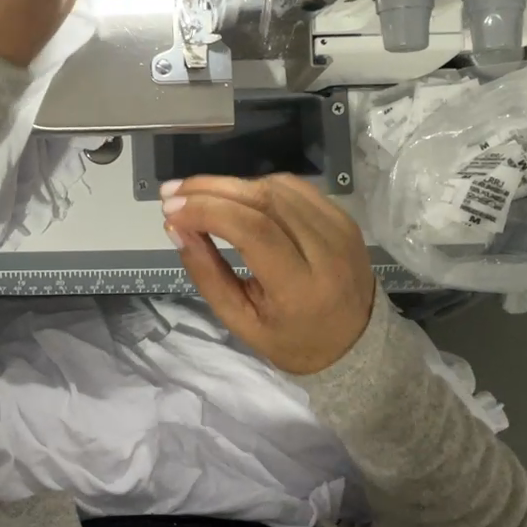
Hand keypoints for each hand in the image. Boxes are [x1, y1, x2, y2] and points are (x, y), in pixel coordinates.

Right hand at [161, 174, 377, 374]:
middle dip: (210, 190)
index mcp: (302, 288)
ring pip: (276, 187)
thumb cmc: (291, 339)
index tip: (170, 210)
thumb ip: (206, 274)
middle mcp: (327, 251)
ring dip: (229, 184)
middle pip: (263, 201)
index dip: (207, 211)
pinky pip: (293, 187)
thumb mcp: (240, 320)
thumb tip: (175, 227)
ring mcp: (339, 229)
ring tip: (194, 193)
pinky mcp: (342, 216)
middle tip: (171, 192)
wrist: (356, 342)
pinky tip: (232, 195)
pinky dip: (255, 185)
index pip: (252, 230)